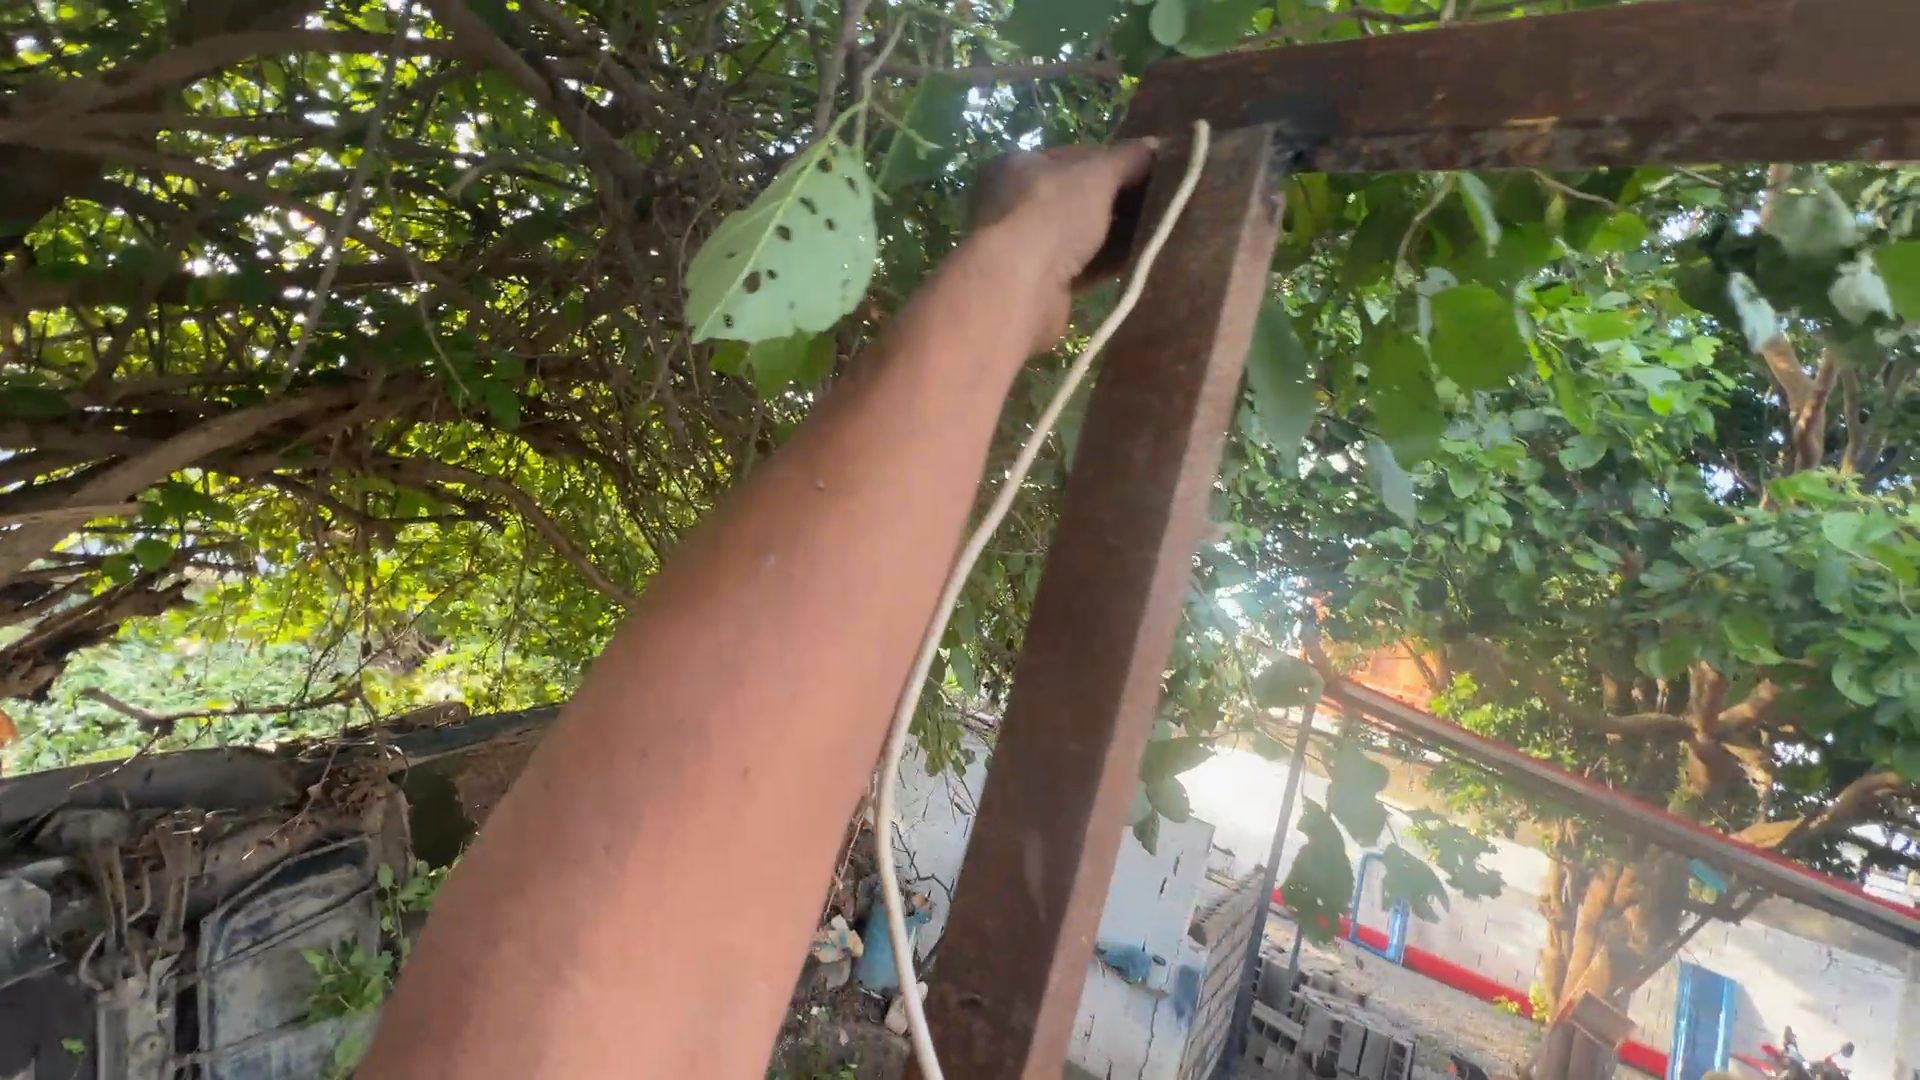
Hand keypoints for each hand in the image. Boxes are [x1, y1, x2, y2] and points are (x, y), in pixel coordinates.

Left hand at [970, 139, 1158, 289]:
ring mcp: (1025, 249)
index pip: (1074, 156)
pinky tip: (1139, 258)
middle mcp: (1014, 206)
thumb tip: (1155, 145)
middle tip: (1157, 202)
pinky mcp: (1039, 286)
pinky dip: (1106, 263)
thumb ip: (1127, 158)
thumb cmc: (1051, 215)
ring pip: (1079, 236)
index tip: (1149, 169)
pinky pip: (1080, 268)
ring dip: (1114, 234)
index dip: (1113, 161)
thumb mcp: (1096, 176)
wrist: (1020, 289)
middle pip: (1077, 198)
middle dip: (1116, 201)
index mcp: (1017, 166)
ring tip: (1156, 229)